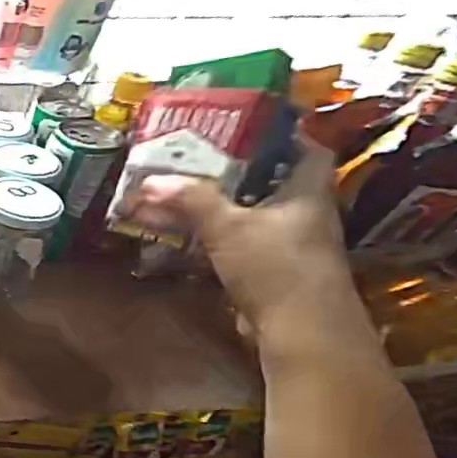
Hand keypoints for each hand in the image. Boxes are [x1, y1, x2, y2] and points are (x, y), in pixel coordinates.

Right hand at [119, 133, 367, 351]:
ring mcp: (289, 247)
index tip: (246, 125)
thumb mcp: (229, 227)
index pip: (306, 147)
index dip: (281, 133)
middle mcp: (304, 214)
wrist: (301, 332)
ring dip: (222, 208)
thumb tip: (149, 182)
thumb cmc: (276, 266)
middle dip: (238, 171)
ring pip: (253, 216)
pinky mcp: (272, 275)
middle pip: (272, 182)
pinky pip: (241, 246)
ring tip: (184, 195)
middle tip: (199, 159)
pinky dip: (217, 239)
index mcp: (307, 190)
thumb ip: (192, 202)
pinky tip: (190, 237)